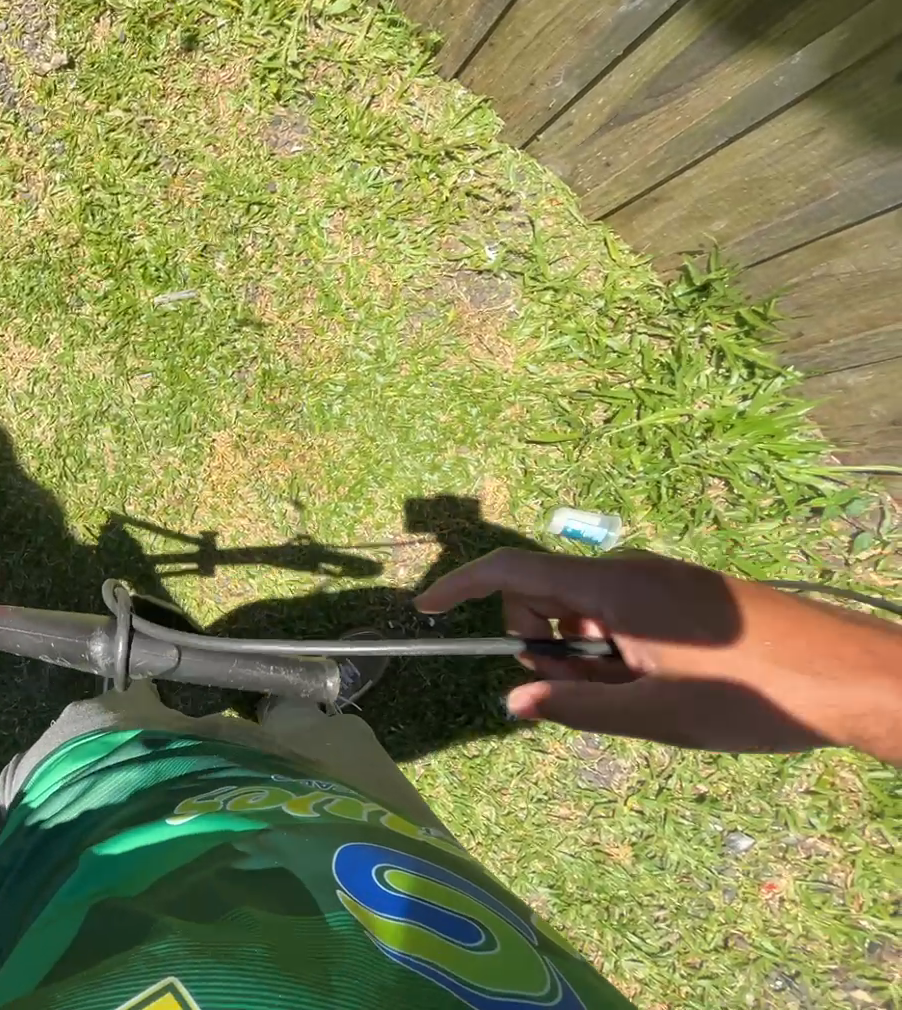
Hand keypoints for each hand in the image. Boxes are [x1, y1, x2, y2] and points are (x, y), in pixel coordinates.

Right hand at [415, 548, 901, 761]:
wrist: (878, 682)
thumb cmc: (758, 696)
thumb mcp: (656, 714)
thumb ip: (573, 706)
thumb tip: (512, 702)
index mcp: (611, 589)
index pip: (509, 570)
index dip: (459, 585)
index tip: (427, 609)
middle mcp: (628, 571)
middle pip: (542, 591)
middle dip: (541, 639)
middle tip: (582, 687)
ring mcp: (660, 577)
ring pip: (581, 603)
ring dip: (581, 647)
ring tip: (634, 691)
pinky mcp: (685, 590)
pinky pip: (617, 604)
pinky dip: (610, 639)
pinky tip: (656, 675)